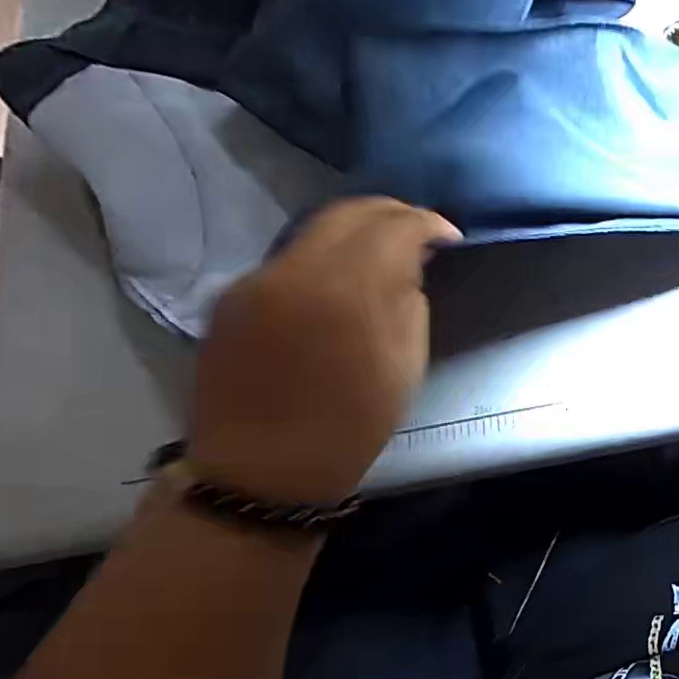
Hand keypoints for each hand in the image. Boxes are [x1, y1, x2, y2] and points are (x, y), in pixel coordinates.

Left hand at [188, 197, 459, 503]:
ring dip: (356, 234)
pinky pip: (289, 260)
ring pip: (315, 232)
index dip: (426, 222)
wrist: (266, 466)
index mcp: (349, 291)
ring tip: (383, 255)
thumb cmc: (354, 422)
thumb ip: (409, 301)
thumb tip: (407, 265)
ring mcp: (255, 280)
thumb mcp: (406, 362)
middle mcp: (295, 271)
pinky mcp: (231, 296)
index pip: (394, 226)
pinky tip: (338, 286)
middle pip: (348, 212)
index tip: (448, 236)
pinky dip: (324, 260)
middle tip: (419, 232)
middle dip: (390, 214)